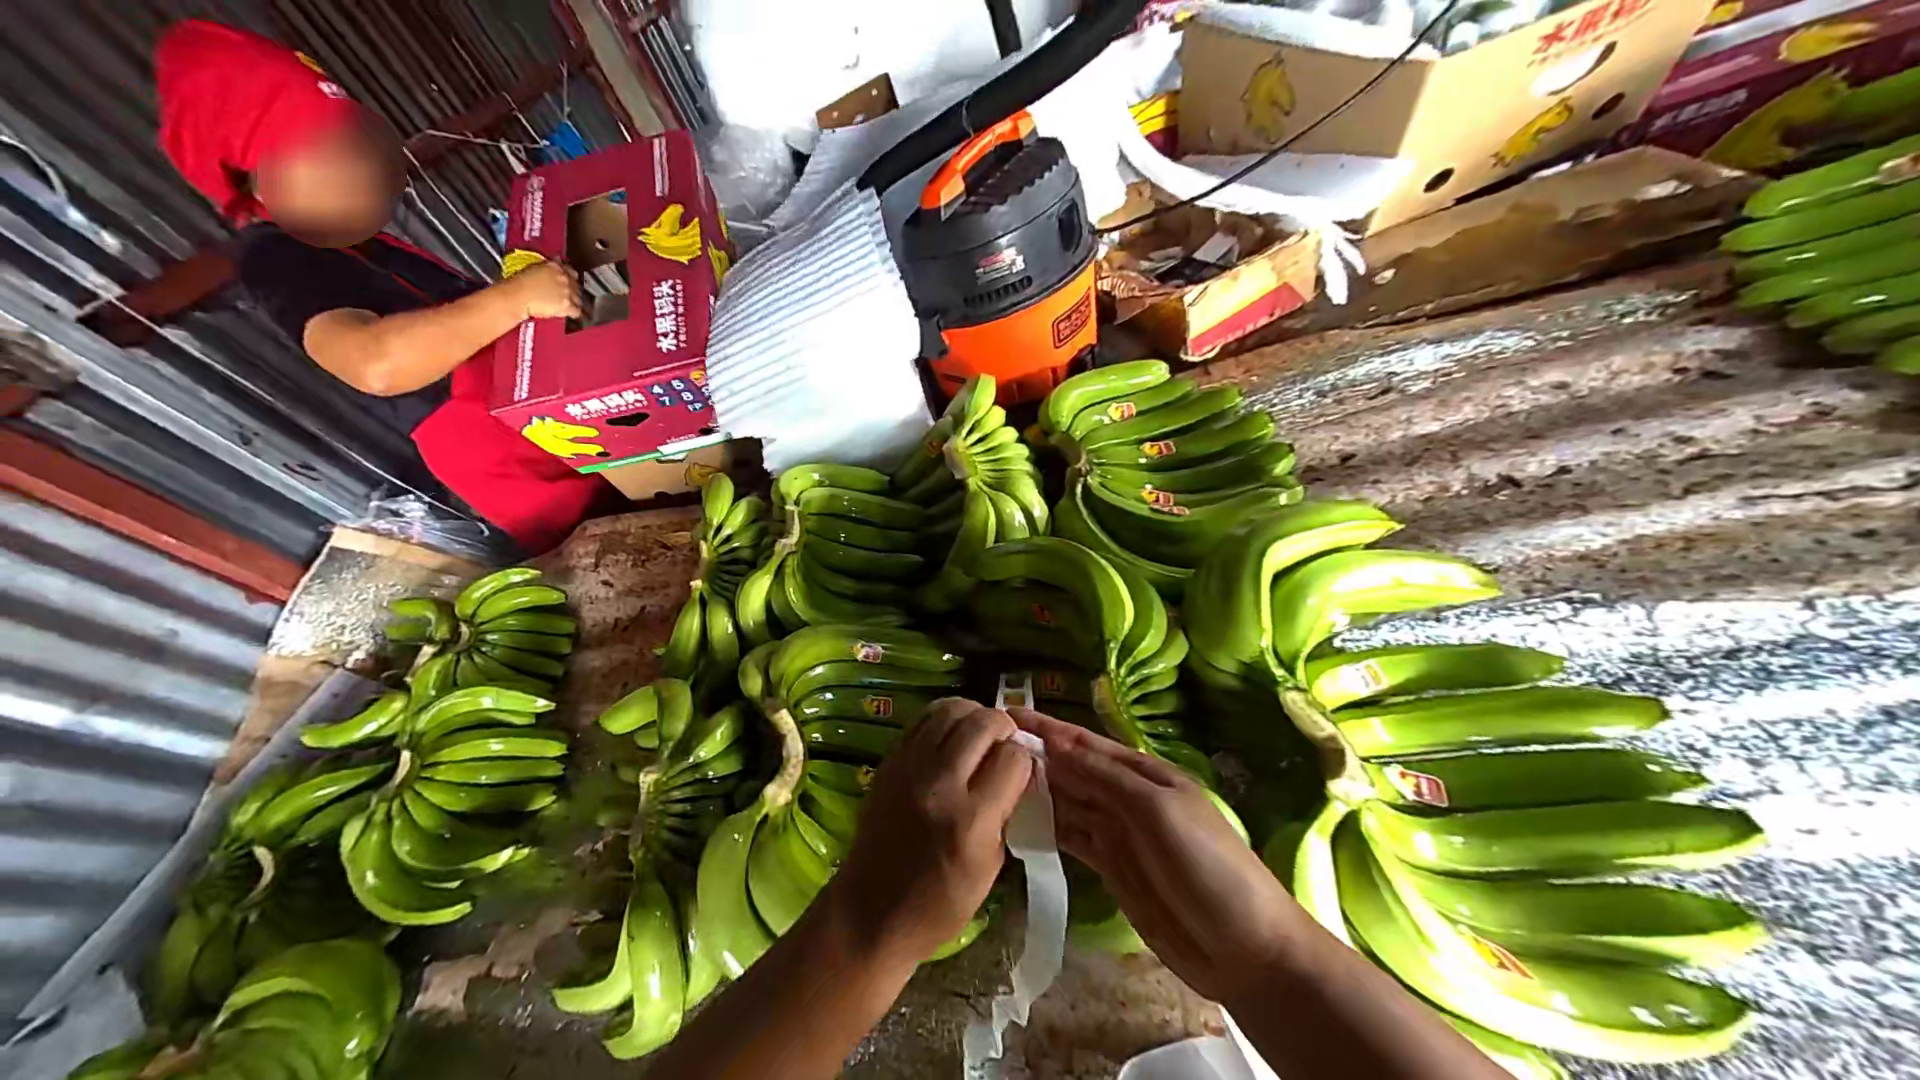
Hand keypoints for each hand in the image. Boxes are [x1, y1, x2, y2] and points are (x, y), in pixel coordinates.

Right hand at [505, 260, 581, 319]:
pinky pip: (577, 311)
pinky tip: (569, 314)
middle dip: (573, 291)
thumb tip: (557, 261)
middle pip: (576, 286)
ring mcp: (567, 292)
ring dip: (574, 302)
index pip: (570, 271)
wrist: (518, 296)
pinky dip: (573, 313)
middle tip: (566, 296)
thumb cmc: (520, 282)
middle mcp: (564, 278)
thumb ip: (548, 266)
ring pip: (578, 299)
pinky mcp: (567, 306)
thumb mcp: (534, 268)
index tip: (569, 282)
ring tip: (567, 305)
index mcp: (555, 267)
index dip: (570, 278)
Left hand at [823, 699, 1032, 963]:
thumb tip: (1019, 771)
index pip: (1012, 758)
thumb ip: (1007, 811)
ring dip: (974, 714)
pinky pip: (923, 720)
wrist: (872, 910)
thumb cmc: (939, 903)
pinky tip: (952, 736)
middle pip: (983, 722)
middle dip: (1004, 726)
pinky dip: (944, 719)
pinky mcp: (889, 761)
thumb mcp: (991, 865)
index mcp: (971, 819)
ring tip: (980, 733)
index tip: (1023, 769)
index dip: (1024, 759)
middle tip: (1005, 742)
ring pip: (951, 709)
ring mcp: (909, 767)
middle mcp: (939, 784)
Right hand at [1011, 709, 1296, 1005]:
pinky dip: (1045, 827)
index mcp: (1142, 772)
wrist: (1244, 948)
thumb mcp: (1158, 809)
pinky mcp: (1110, 867)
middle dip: (1033, 756)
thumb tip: (1056, 743)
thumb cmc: (1208, 864)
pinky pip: (1070, 837)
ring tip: (990, 780)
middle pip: (1071, 770)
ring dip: (1034, 790)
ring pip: (1066, 802)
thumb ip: (1105, 776)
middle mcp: (1125, 796)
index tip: (1004, 714)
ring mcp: (1117, 833)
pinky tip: (1017, 822)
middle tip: (984, 748)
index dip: (1046, 727)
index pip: (1084, 743)